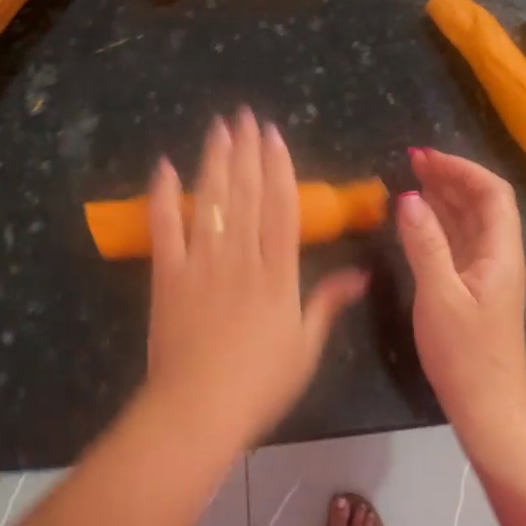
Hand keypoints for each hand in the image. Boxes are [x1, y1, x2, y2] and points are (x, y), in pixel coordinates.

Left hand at [142, 108, 369, 445]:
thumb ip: (329, 303)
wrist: (198, 410)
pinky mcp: (168, 274)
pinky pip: (165, 228)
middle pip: (246, 193)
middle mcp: (242, 256)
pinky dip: (163, 195)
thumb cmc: (259, 384)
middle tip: (245, 114)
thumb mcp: (306, 347)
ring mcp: (202, 262)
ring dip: (214, 159)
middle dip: (247, 150)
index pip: (281, 207)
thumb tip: (362, 273)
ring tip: (219, 126)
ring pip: (211, 200)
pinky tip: (164, 166)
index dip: (279, 167)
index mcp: (278, 272)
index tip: (275, 134)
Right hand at [396, 148, 525, 431]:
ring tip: (412, 177)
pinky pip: (457, 242)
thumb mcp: (439, 297)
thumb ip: (425, 244)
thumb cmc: (465, 355)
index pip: (492, 193)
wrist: (487, 409)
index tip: (426, 158)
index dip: (462, 169)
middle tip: (412, 160)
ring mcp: (485, 273)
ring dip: (444, 196)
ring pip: (468, 221)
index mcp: (500, 253)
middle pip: (481, 202)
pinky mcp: (472, 288)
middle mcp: (498, 256)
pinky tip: (417, 216)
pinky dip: (438, 222)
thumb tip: (409, 197)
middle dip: (450, 176)